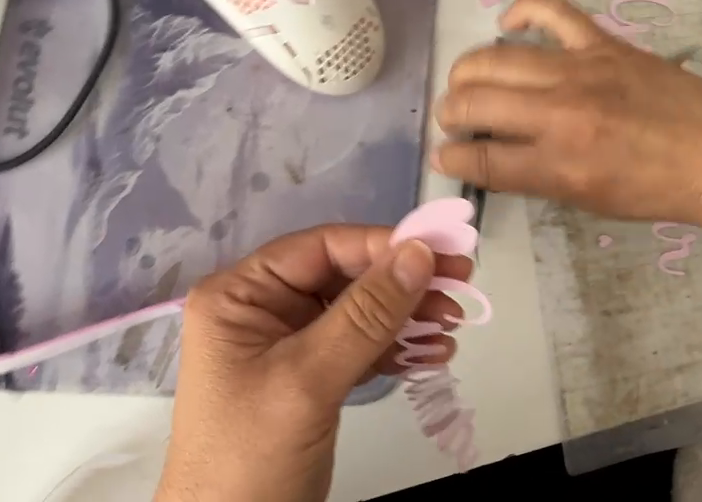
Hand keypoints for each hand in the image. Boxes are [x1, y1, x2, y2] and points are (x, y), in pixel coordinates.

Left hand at [156, 225, 473, 501]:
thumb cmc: (251, 457)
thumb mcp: (308, 380)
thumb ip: (366, 314)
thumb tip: (419, 252)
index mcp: (241, 293)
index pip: (321, 248)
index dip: (382, 245)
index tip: (440, 250)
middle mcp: (261, 308)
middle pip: (343, 276)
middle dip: (401, 284)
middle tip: (460, 286)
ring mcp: (285, 344)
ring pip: (356, 310)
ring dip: (405, 317)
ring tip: (452, 326)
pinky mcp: (307, 378)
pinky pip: (357, 346)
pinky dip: (394, 348)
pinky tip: (430, 353)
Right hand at [433, 0, 701, 230]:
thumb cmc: (659, 190)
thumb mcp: (589, 200)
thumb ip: (534, 176)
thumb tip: (491, 156)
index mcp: (559, 165)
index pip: (481, 159)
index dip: (451, 157)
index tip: (444, 154)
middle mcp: (560, 113)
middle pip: (476, 101)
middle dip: (450, 112)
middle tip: (452, 118)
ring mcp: (580, 69)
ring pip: (495, 58)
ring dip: (467, 72)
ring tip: (466, 82)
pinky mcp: (601, 42)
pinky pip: (549, 10)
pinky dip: (521, 12)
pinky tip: (508, 25)